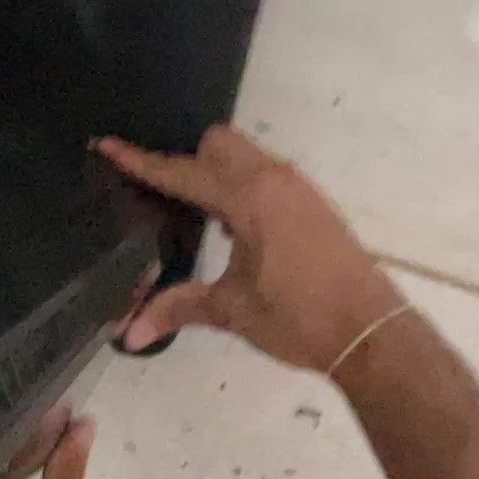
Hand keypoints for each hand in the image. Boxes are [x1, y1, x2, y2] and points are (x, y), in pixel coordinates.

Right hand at [95, 125, 403, 372]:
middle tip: (162, 195)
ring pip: (247, 157)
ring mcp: (300, 189)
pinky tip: (234, 231)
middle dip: (187, 159)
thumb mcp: (232, 311)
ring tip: (196, 215)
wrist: (369, 333)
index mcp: (250, 198)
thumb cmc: (299, 319)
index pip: (184, 172)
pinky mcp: (314, 206)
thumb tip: (128, 334)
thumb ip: (178, 309)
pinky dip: (243, 188)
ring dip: (218, 173)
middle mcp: (275, 180)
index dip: (142, 162)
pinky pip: (268, 177)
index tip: (109, 146)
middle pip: (219, 144)